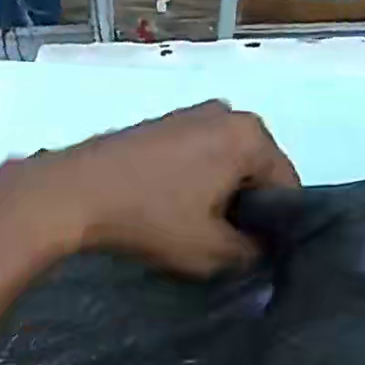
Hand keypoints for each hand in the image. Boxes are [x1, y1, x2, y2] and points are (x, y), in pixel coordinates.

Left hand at [0, 101, 299, 277]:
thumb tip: (261, 250)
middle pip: (258, 172)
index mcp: (251, 136)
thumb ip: (252, 253)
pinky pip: (200, 156)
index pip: (288, 187)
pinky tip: (176, 207)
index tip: (261, 252)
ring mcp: (192, 112)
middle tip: (229, 243)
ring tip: (199, 227)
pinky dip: (198, 181)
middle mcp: (228, 112)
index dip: (279, 226)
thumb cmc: (153, 219)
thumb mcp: (212, 251)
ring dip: (223, 195)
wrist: (77, 192)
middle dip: (250, 207)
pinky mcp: (163, 121)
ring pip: (227, 164)